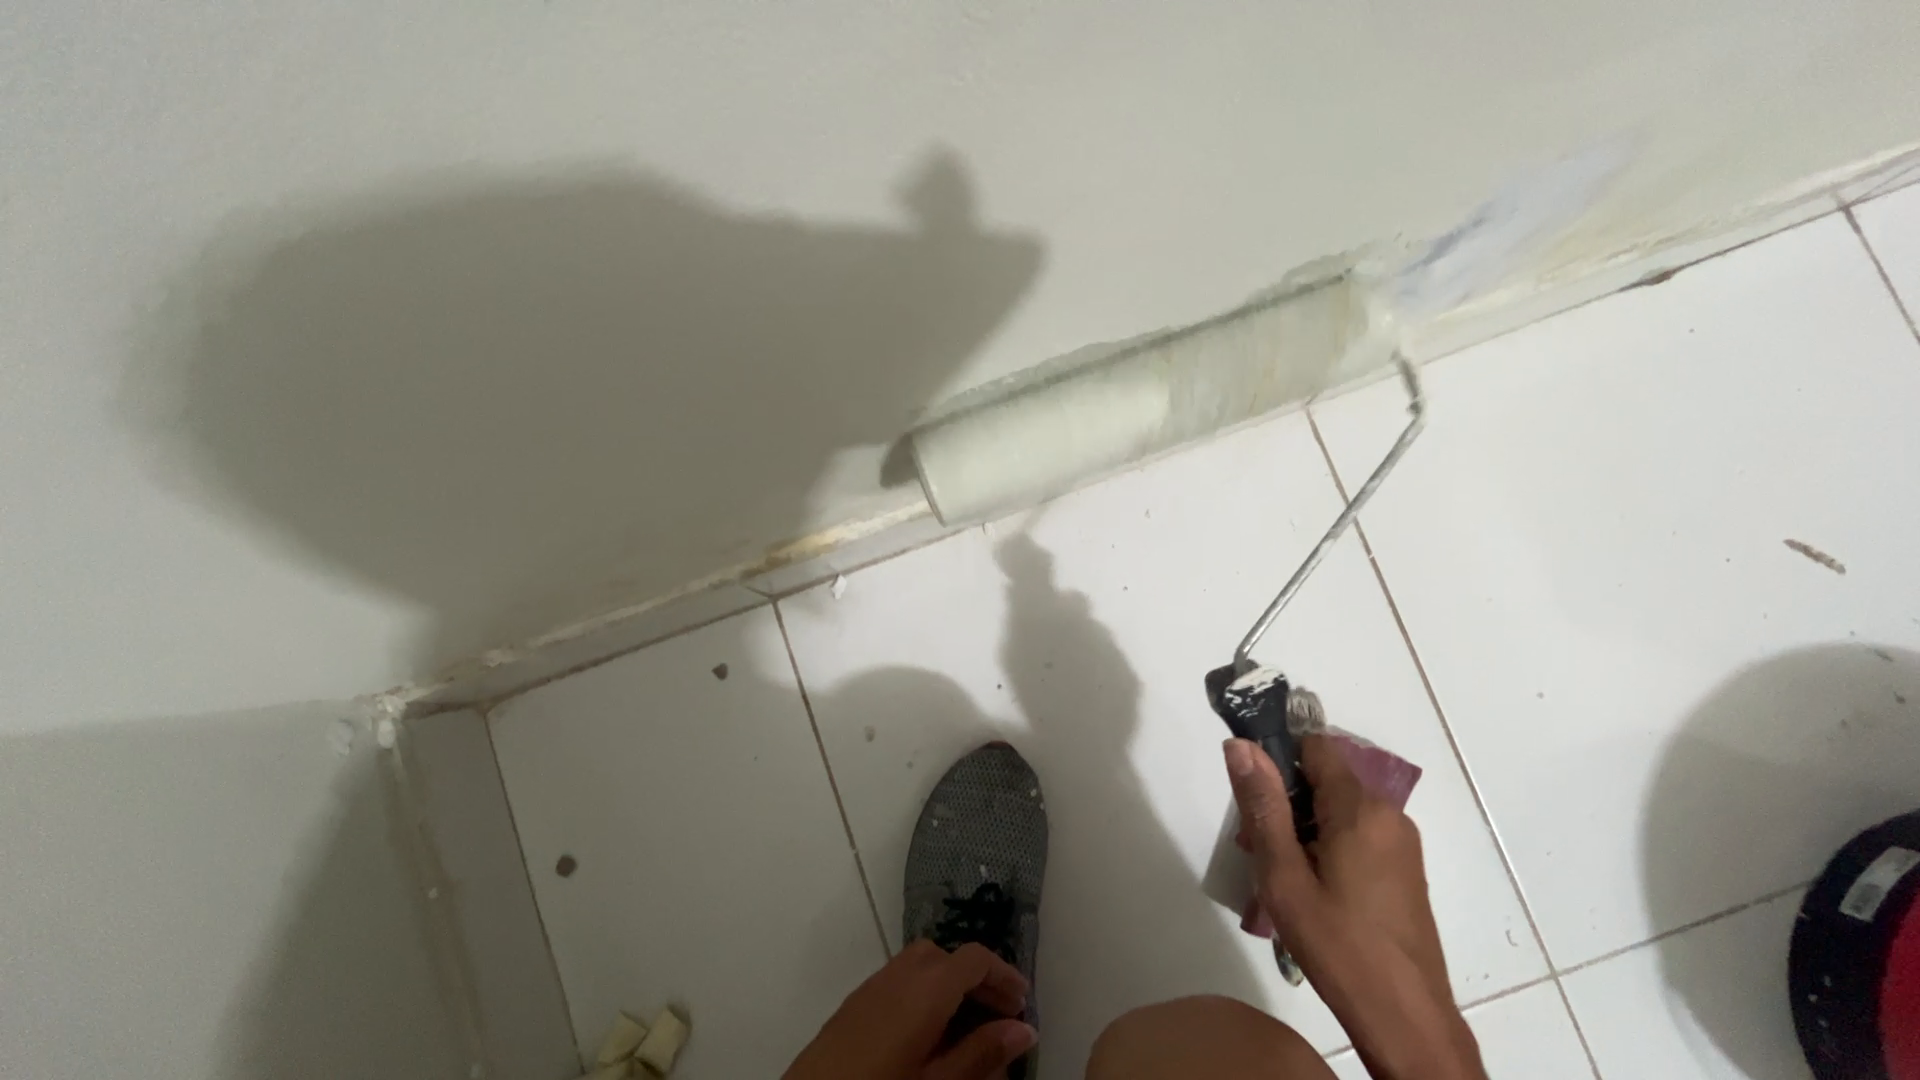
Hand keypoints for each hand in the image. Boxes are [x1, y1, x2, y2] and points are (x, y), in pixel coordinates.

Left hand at [782, 940, 1037, 1079]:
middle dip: (979, 980)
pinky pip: (900, 979)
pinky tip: (929, 1034)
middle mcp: (899, 973)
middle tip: (1001, 1018)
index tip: (1024, 1003)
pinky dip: (925, 992)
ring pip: (922, 965)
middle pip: (948, 956)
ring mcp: (873, 985)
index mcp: (925, 987)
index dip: (1004, 974)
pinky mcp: (856, 1003)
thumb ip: (982, 1054)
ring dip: (951, 984)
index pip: (974, 958)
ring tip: (969, 1028)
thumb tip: (1024, 1029)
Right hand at [1225, 736, 1485, 1079]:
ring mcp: (1402, 844)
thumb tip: (1240, 744)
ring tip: (1282, 875)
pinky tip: (1312, 890)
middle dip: (1285, 800)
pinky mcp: (1405, 870)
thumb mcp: (1284, 874)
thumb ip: (1262, 805)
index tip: (1250, 792)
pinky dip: (1328, 845)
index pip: (1315, 747)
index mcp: (1360, 808)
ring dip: (1304, 827)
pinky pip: (1358, 834)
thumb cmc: (1337, 944)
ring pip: (1339, 809)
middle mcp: (1388, 814)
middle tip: (1258, 847)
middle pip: (1324, 779)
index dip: (1277, 756)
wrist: (1405, 1019)